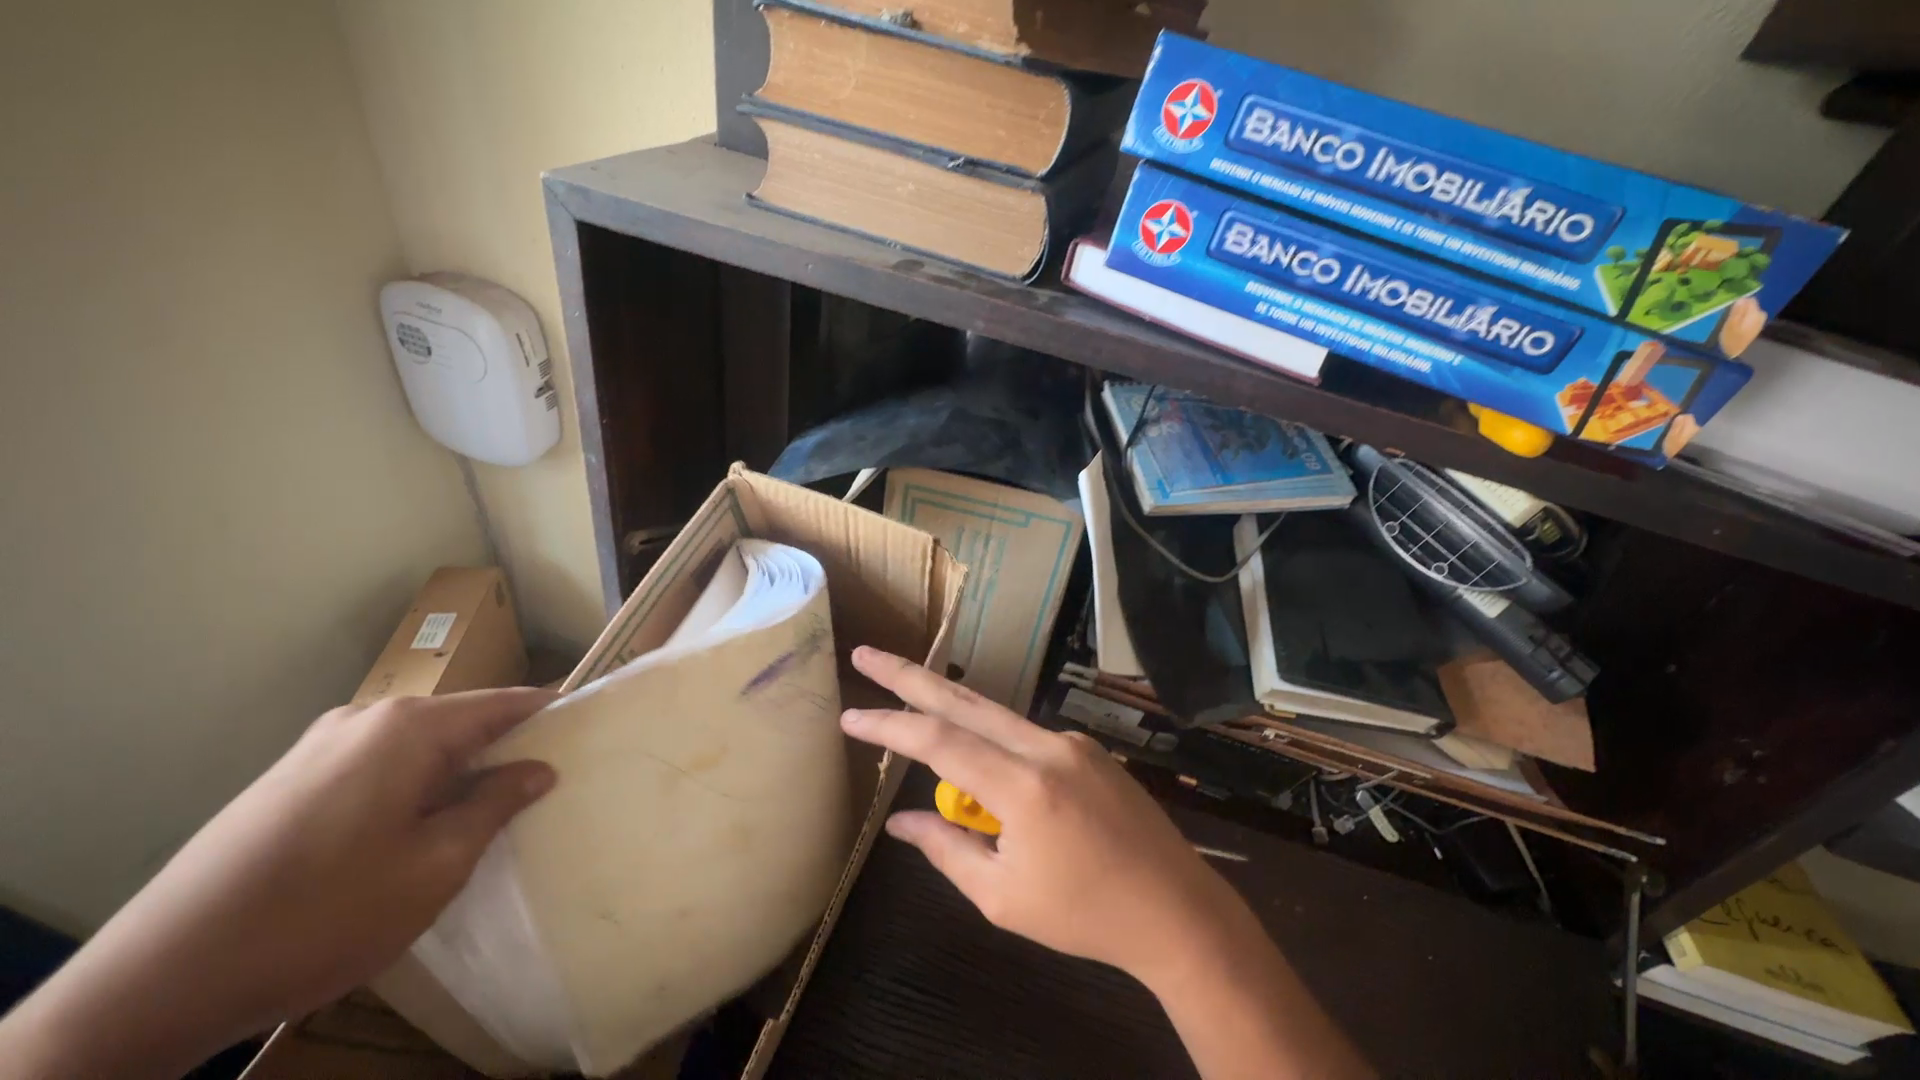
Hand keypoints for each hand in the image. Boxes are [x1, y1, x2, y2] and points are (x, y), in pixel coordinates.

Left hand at [0, 688, 556, 1079]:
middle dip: (501, 749)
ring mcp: (317, 748)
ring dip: (454, 774)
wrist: (165, 973)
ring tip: (484, 816)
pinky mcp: (287, 780)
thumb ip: (493, 807)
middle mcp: (363, 721)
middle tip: (542, 787)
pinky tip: (413, 834)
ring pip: (414, 748)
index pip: (502, 703)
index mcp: (406, 728)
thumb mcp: (434, 866)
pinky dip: (410, 788)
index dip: (548, 713)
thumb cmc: (325, 913)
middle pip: (457, 721)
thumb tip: (537, 767)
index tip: (589, 727)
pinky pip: (375, 767)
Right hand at [839, 647, 1241, 984]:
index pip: (939, 741)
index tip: (849, 716)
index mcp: (1023, 786)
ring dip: (949, 707)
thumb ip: (947, 849)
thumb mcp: (1002, 897)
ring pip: (996, 715)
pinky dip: (993, 743)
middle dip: (910, 676)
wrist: (1178, 911)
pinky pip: (1027, 738)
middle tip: (866, 654)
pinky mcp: (1091, 752)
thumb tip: (899, 823)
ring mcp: (1074, 744)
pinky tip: (985, 771)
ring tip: (907, 701)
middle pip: (965, 701)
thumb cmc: (1085, 917)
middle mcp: (1048, 748)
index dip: (889, 725)